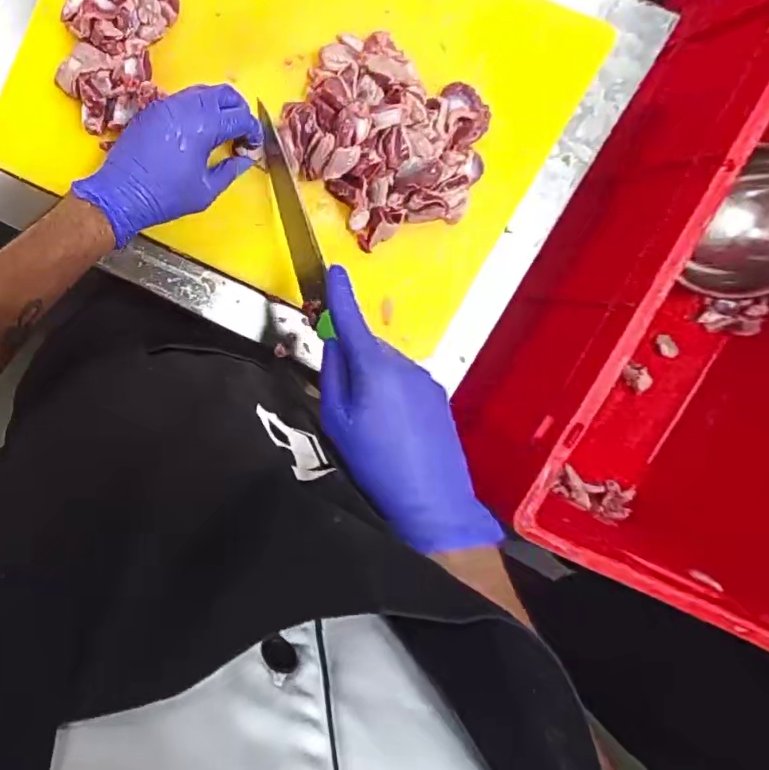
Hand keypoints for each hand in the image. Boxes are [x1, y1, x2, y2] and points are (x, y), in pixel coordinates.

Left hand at [71, 83, 260, 247]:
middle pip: (223, 94)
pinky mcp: (150, 111)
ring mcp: (166, 106)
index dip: (252, 130)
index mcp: (204, 125)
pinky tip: (193, 130)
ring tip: (217, 130)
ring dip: (215, 107)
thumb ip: (229, 171)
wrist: (120, 196)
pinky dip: (193, 109)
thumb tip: (243, 160)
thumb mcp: (204, 192)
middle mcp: (186, 107)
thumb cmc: (163, 197)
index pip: (240, 117)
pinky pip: (180, 101)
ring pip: (201, 92)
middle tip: (239, 131)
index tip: (251, 144)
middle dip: (237, 110)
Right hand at [319, 266, 502, 554]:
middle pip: (366, 348)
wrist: (432, 500)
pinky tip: (386, 425)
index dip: (341, 294)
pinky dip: (387, 392)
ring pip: (385, 366)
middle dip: (349, 358)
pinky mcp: (437, 398)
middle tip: (338, 398)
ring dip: (369, 378)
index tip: (334, 269)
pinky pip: (403, 381)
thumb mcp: (336, 420)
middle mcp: (404, 366)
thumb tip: (333, 345)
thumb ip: (331, 376)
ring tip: (364, 420)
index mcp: (375, 369)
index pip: (351, 322)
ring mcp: (426, 381)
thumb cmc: (374, 462)